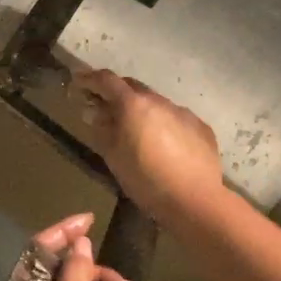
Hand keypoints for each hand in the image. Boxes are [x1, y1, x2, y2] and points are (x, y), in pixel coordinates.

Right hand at [71, 68, 222, 217]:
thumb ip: (102, 129)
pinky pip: (177, 119)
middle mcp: (159, 101)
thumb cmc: (146, 180)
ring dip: (143, 111)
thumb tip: (95, 112)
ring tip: (139, 131)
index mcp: (133, 105)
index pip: (107, 80)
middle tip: (106, 107)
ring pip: (156, 103)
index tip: (79, 82)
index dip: (90, 78)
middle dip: (117, 93)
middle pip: (133, 87)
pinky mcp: (201, 128)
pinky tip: (167, 146)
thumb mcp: (113, 157)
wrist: (195, 202)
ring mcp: (183, 112)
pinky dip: (165, 125)